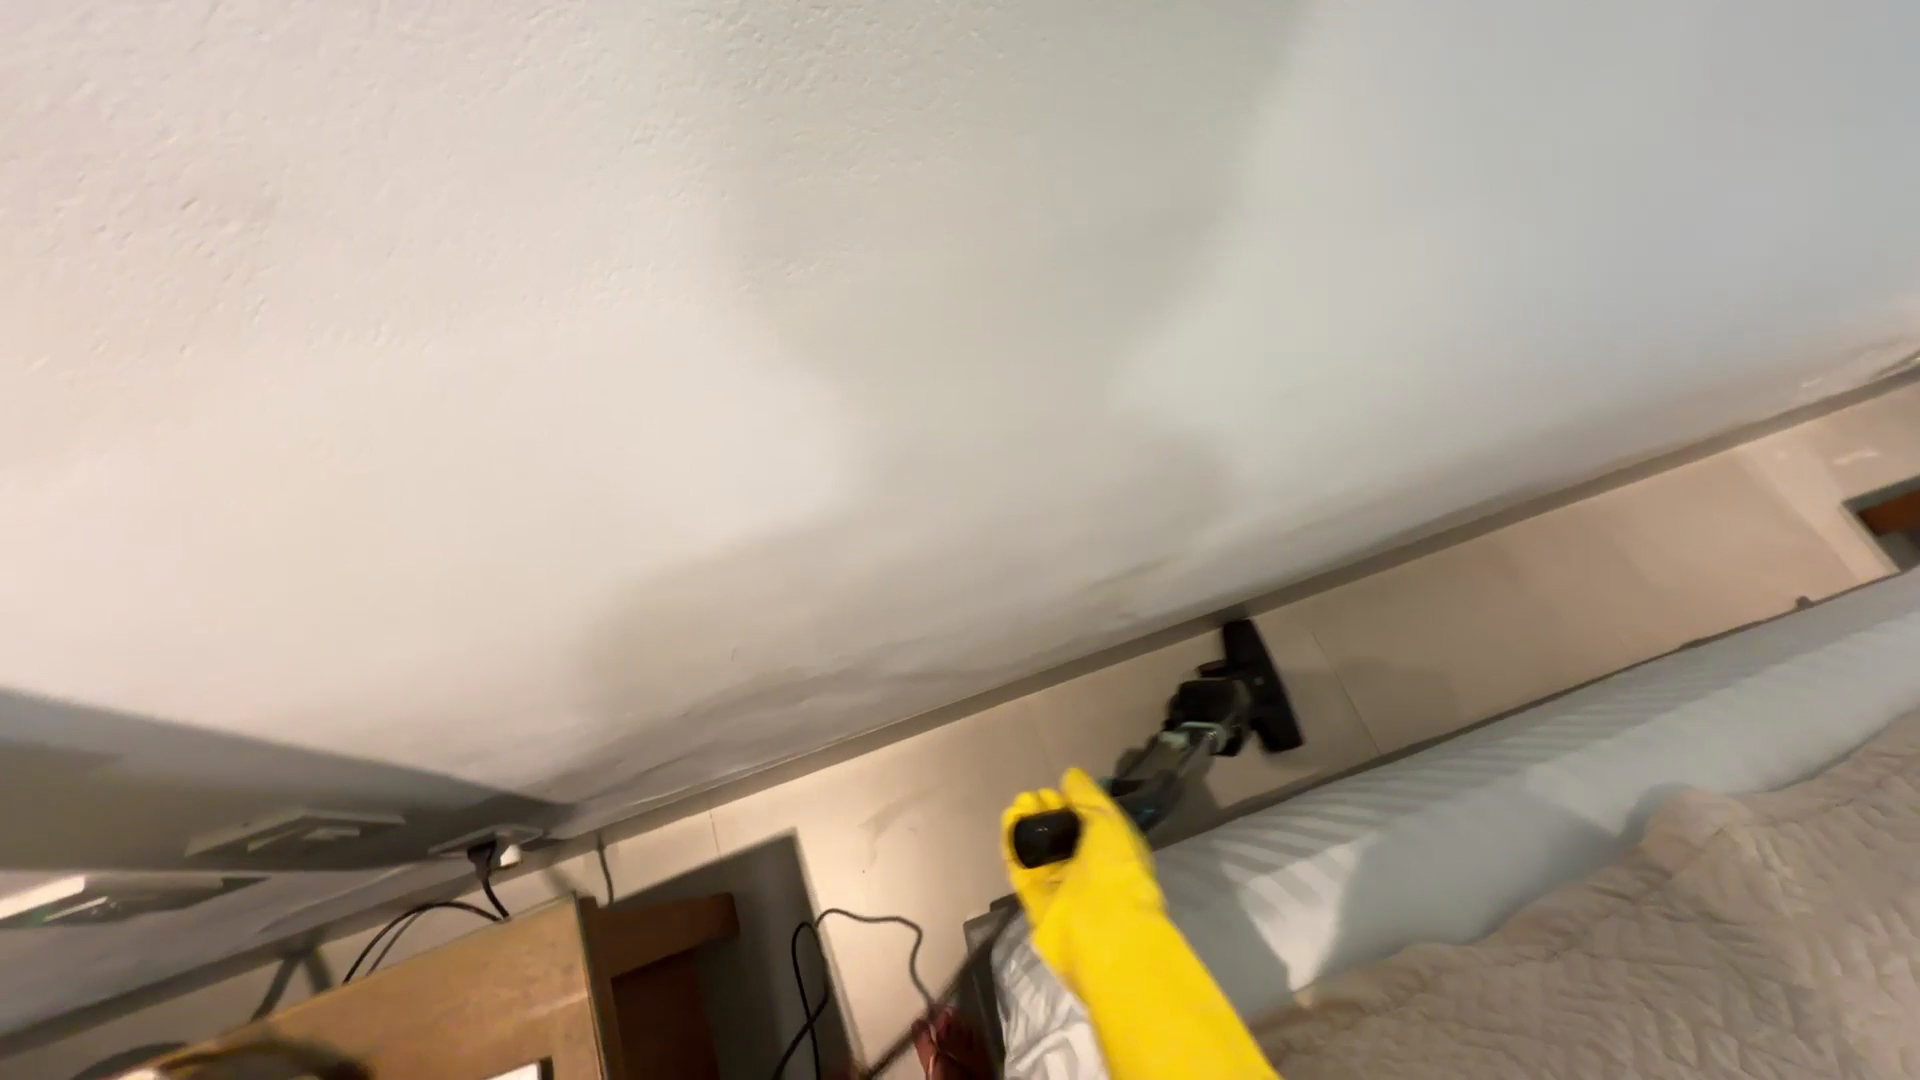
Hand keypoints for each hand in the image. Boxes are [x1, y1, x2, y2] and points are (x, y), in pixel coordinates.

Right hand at [1000, 768, 1163, 986]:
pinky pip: (1021, 868)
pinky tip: (1009, 822)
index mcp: (1113, 850)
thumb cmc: (1115, 869)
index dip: (1071, 804)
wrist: (1104, 932)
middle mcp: (1088, 868)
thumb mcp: (1108, 820)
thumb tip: (1070, 775)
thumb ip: (1087, 795)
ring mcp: (1061, 887)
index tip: (1056, 791)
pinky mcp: (1036, 901)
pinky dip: (1014, 845)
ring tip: (1018, 805)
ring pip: (1039, 850)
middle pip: (1061, 835)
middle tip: (1032, 797)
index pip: (1089, 821)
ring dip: (1028, 825)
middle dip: (1046, 812)